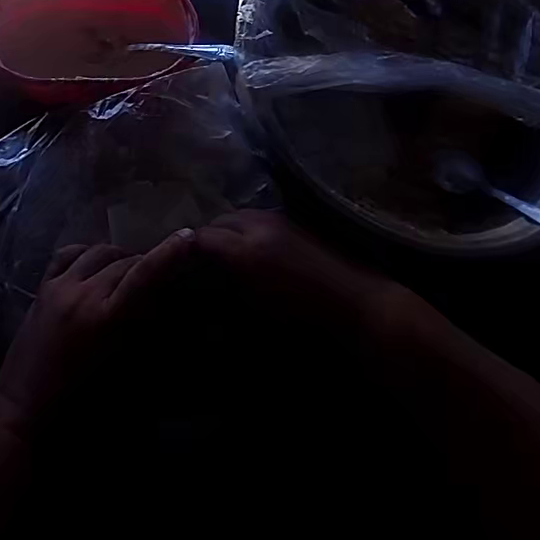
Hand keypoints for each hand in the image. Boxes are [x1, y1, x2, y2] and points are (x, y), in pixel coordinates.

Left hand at [0, 230, 195, 428]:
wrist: (25, 416)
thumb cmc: (83, 408)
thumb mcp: (127, 375)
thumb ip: (146, 335)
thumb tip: (165, 310)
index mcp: (106, 318)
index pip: (144, 274)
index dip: (168, 253)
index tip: (187, 235)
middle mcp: (81, 293)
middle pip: (124, 262)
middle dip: (146, 262)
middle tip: (162, 272)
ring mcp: (58, 287)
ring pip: (96, 252)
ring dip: (118, 256)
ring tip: (130, 268)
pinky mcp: (41, 289)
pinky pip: (67, 255)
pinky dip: (86, 253)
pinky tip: (95, 263)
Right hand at [194, 210, 406, 329]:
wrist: (360, 309)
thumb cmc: (305, 323)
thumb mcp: (255, 318)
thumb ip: (224, 299)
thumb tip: (201, 297)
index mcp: (245, 251)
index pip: (201, 238)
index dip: (186, 250)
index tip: (179, 265)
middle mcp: (258, 227)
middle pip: (218, 221)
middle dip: (205, 238)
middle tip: (198, 261)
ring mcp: (278, 222)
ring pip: (238, 216)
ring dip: (226, 231)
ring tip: (222, 255)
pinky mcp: (293, 224)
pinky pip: (257, 220)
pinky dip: (245, 230)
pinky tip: (248, 251)